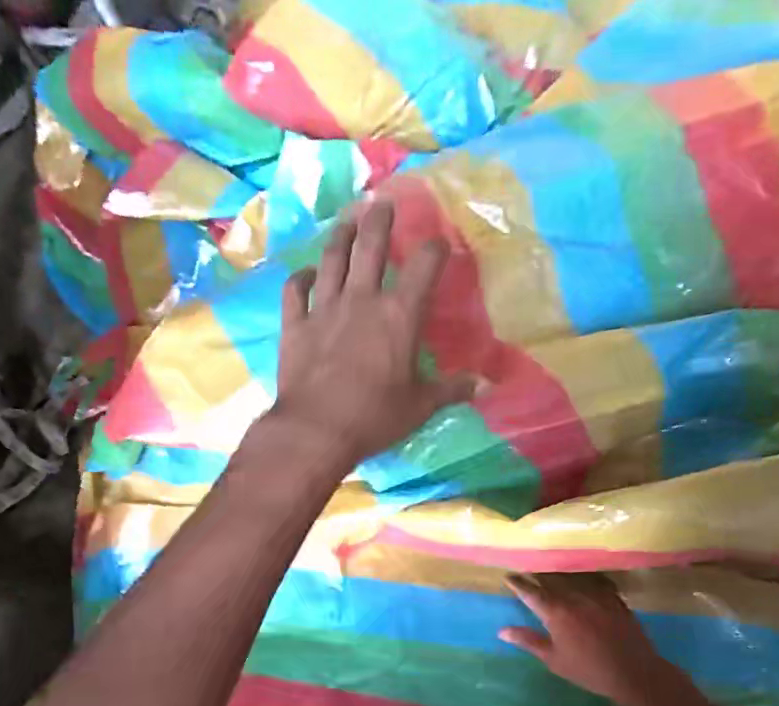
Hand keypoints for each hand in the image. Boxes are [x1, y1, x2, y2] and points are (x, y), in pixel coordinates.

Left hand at [262, 200, 477, 469]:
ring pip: (333, 258)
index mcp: (398, 316)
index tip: (440, 242)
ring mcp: (324, 308)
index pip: (424, 267)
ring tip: (348, 219)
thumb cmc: (375, 417)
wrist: (316, 430)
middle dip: (380, 219)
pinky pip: (296, 290)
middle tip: (383, 202)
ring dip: (342, 234)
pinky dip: (302, 278)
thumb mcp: (421, 406)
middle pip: (371, 246)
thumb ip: (451, 390)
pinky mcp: (295, 325)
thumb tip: (483, 386)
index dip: (435, 248)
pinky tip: (308, 273)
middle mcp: (362, 300)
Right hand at [499, 573, 676, 705]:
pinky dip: (586, 577)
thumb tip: (502, 631)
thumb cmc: (588, 670)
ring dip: (559, 573)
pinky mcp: (614, 598)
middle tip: (527, 571)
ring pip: (573, 577)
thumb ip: (529, 641)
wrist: (632, 672)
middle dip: (536, 575)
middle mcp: (574, 597)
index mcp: (556, 612)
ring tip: (551, 570)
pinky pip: (596, 580)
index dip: (518, 584)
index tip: (508, 576)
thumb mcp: (553, 659)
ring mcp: (597, 595)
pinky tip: (584, 578)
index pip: (531, 592)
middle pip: (551, 579)